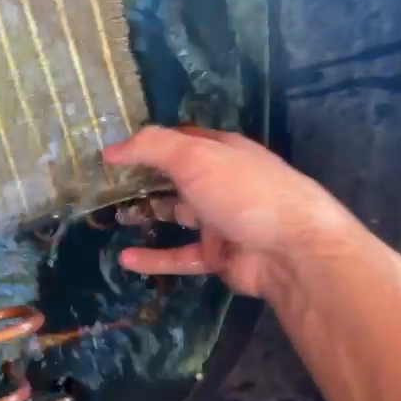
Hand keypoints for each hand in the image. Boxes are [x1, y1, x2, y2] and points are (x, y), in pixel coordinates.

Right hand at [104, 125, 359, 297]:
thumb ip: (152, 148)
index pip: (182, 141)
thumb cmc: (244, 193)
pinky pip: (179, 256)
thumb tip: (111, 149)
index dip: (149, 144)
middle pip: (178, 178)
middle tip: (108, 188)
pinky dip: (154, 258)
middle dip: (145, 181)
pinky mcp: (218, 255)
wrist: (292, 251)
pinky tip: (126, 260)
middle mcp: (223, 183)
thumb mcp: (195, 158)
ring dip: (148, 217)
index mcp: (224, 153)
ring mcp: (222, 220)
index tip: (115, 152)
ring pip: (177, 216)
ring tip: (114, 220)